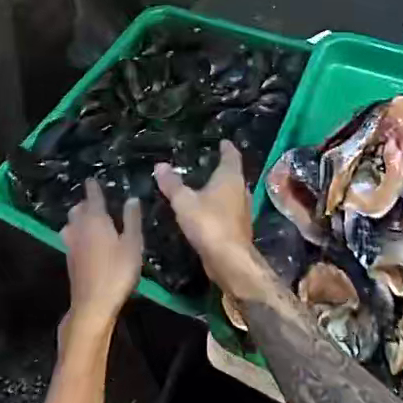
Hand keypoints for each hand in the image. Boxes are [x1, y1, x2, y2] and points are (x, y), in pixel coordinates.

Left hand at [60, 180, 143, 345]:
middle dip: (86, 202)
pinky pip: (71, 236)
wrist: (93, 303)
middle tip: (99, 202)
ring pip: (72, 222)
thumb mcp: (133, 244)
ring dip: (79, 218)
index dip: (93, 186)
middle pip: (78, 208)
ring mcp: (71, 243)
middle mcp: (79, 226)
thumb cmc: (117, 271)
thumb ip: (132, 219)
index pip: (92, 195)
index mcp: (95, 219)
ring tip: (92, 220)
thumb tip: (131, 198)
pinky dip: (78, 232)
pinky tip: (87, 240)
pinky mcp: (69, 258)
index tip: (94, 179)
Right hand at [154, 139, 274, 301]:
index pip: (231, 156)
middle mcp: (241, 191)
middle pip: (234, 174)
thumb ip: (172, 183)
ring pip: (232, 193)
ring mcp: (242, 211)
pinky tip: (207, 210)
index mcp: (230, 178)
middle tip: (208, 164)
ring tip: (205, 186)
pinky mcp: (238, 228)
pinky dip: (220, 206)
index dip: (226, 148)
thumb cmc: (209, 223)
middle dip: (223, 168)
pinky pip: (229, 209)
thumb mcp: (184, 201)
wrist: (230, 261)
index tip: (222, 142)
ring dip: (221, 189)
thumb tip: (160, 165)